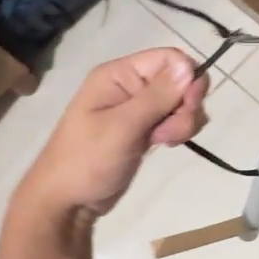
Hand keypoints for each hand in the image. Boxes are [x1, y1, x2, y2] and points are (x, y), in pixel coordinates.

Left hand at [14, 48, 209, 220]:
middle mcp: (131, 85)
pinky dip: (179, 131)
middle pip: (180, 80)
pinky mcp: (146, 128)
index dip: (188, 78)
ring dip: (184, 121)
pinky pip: (175, 119)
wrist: (68, 200)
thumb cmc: (87, 160)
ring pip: (182, 102)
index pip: (169, 58)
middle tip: (171, 132)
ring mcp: (139, 108)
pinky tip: (164, 145)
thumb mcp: (122, 127)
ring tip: (163, 141)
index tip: (190, 105)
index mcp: (119, 75)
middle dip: (187, 105)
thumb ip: (157, 97)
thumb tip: (189, 66)